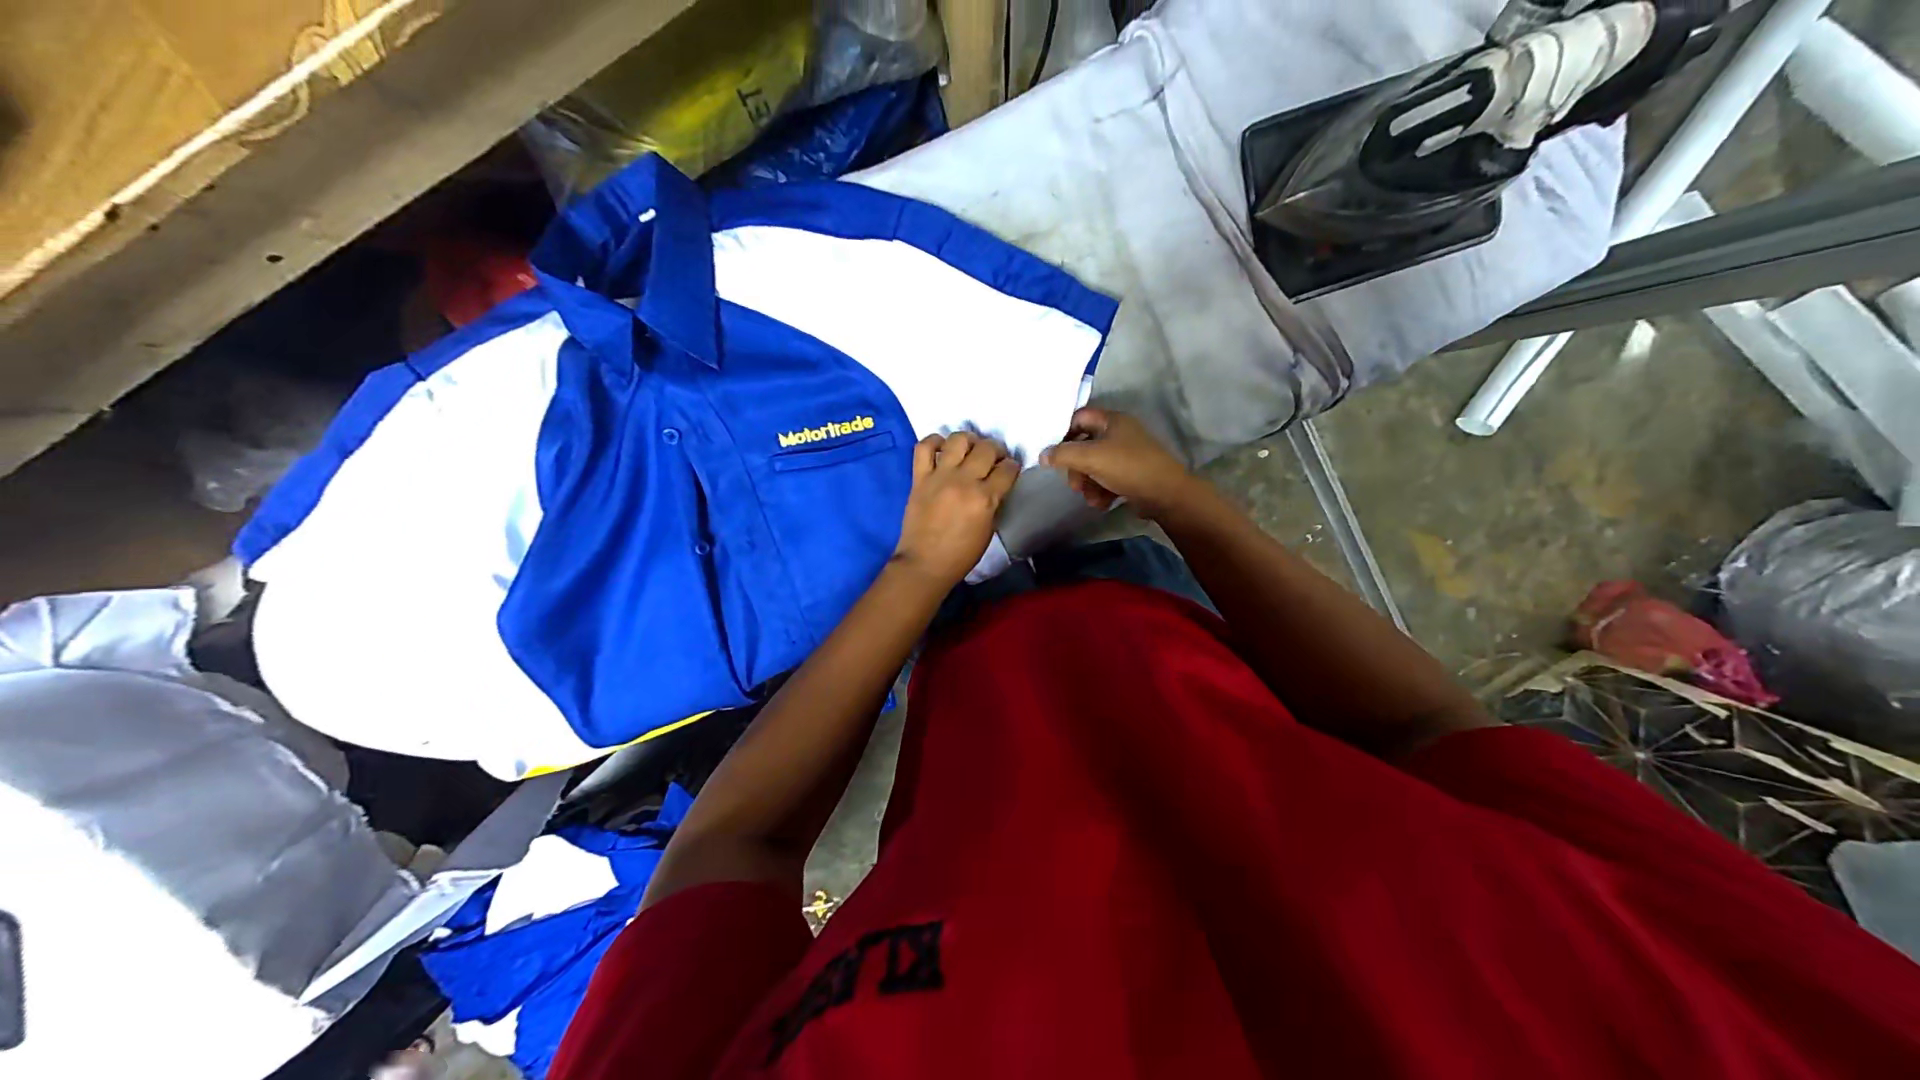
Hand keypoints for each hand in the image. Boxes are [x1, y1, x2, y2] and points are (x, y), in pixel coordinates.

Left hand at [891, 432, 1020, 588]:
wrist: (925, 563)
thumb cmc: (961, 554)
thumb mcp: (988, 529)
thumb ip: (994, 502)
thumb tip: (996, 485)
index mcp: (984, 499)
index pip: (1007, 469)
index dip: (1012, 467)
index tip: (1010, 470)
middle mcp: (964, 481)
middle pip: (987, 448)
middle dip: (996, 450)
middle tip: (993, 458)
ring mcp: (939, 476)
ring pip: (958, 440)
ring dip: (969, 440)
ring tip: (970, 448)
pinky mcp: (919, 478)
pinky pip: (924, 447)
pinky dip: (933, 441)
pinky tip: (941, 447)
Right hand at [1040, 407, 1202, 519]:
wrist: (1166, 494)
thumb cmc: (1128, 467)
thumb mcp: (1090, 457)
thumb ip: (1062, 454)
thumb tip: (1042, 455)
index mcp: (1112, 421)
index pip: (1079, 418)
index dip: (1063, 433)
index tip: (1053, 453)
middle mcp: (1120, 433)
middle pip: (1084, 446)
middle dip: (1076, 468)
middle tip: (1074, 484)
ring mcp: (1127, 455)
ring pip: (1094, 466)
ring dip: (1087, 484)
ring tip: (1091, 498)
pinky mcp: (1132, 474)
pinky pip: (1107, 479)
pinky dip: (1101, 491)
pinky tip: (1102, 503)